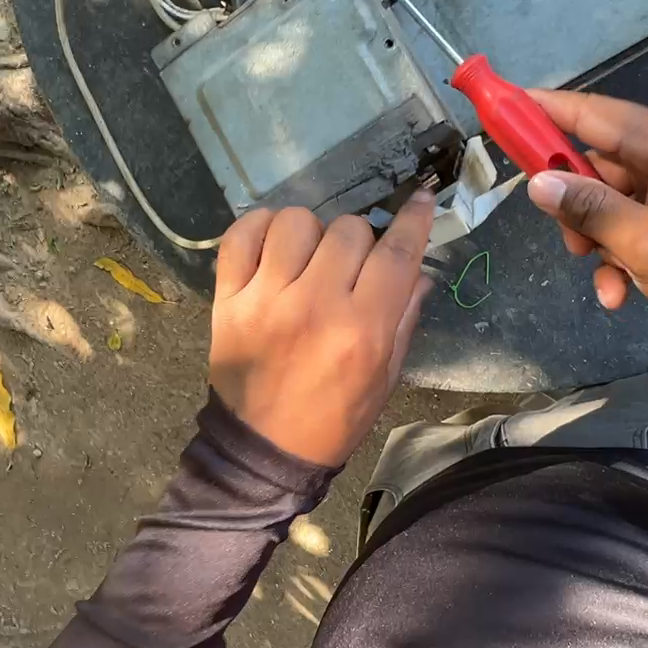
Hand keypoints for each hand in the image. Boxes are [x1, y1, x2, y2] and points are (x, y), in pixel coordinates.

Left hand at [208, 194, 435, 466]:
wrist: (263, 450)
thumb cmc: (333, 419)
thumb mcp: (384, 379)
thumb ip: (404, 320)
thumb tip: (419, 271)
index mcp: (363, 330)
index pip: (397, 254)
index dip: (413, 219)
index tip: (420, 197)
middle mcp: (315, 304)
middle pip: (349, 230)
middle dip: (360, 242)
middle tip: (350, 267)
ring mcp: (266, 298)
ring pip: (297, 221)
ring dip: (311, 233)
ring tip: (308, 260)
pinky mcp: (228, 298)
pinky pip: (241, 234)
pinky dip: (259, 227)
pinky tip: (272, 245)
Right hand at [523, 90, 647, 337]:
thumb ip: (590, 210)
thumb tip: (537, 182)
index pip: (595, 114)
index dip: (546, 109)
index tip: (506, 105)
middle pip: (601, 165)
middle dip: (577, 207)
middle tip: (571, 244)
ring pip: (618, 203)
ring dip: (601, 243)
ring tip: (607, 282)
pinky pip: (643, 226)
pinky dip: (627, 256)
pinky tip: (623, 293)